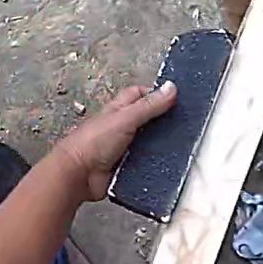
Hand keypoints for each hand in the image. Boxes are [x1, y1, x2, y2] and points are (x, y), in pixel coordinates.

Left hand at [51, 81, 176, 200]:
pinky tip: (170, 162)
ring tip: (184, 143)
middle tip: (185, 121)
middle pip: (148, 118)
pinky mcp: (128, 166)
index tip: (175, 98)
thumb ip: (149, 105)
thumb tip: (171, 87)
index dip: (155, 93)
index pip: (139, 94)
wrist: (77, 175)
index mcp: (119, 110)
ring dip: (162, 142)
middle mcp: (122, 127)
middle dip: (163, 119)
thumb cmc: (93, 142)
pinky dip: (156, 161)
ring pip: (150, 141)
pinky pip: (147, 161)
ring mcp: (125, 147)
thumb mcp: (125, 118)